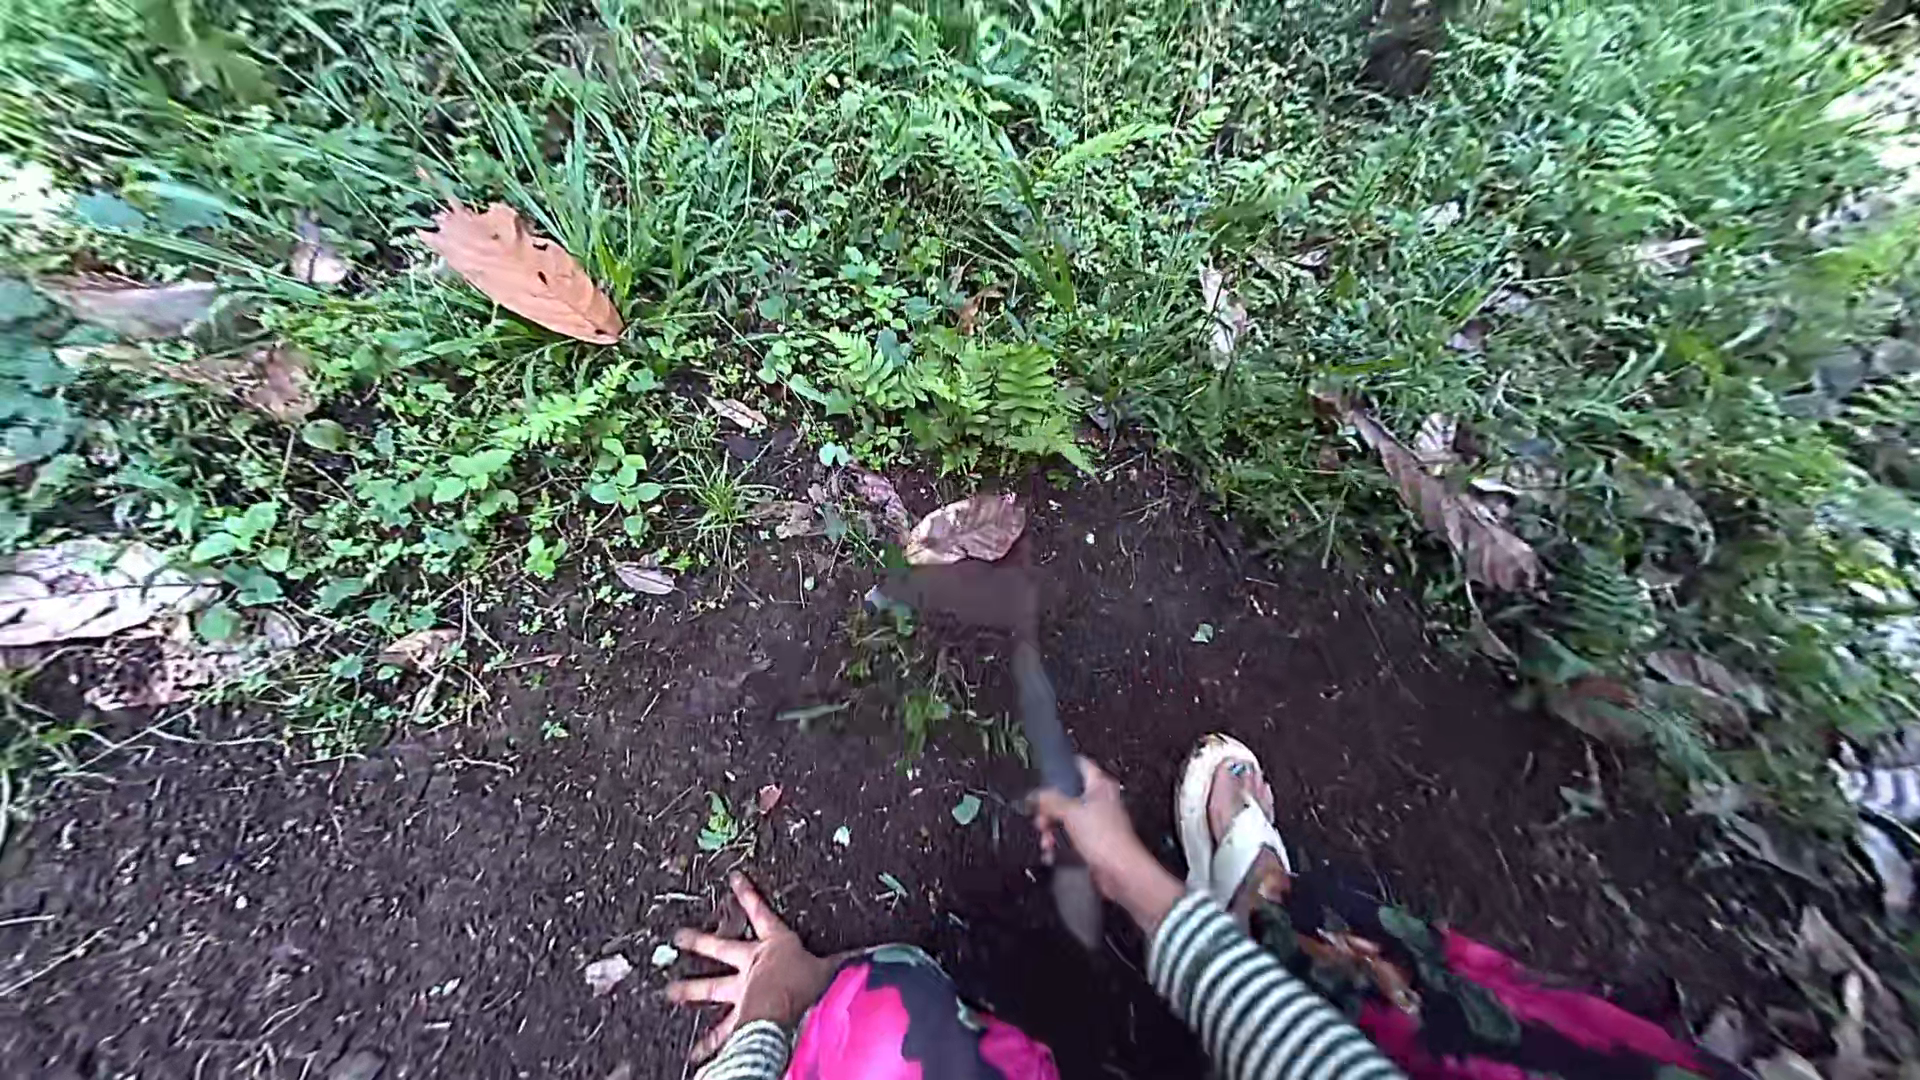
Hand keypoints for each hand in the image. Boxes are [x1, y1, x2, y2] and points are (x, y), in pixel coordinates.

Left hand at [665, 872, 835, 1060]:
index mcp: (775, 944)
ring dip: (689, 990)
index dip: (747, 894)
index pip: (760, 912)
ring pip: (710, 990)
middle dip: (700, 941)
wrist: (786, 1018)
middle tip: (678, 935)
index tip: (733, 878)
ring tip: (668, 992)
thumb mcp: (832, 966)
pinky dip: (708, 1047)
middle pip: (721, 949)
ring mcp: (740, 994)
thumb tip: (880, 951)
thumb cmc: (809, 986)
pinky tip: (694, 1058)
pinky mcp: (737, 1022)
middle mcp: (753, 965)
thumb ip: (847, 959)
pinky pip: (720, 1035)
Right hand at [1029, 757, 1183, 934]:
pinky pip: (1070, 838)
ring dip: (1052, 829)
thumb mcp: (1070, 810)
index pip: (1078, 764)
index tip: (1044, 777)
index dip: (1061, 767)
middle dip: (1049, 808)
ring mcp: (1097, 822)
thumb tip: (1033, 795)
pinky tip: (1052, 852)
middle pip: (1066, 795)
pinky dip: (1059, 844)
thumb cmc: (1104, 837)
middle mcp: (1099, 800)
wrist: (1122, 873)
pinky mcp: (1094, 843)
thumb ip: (1049, 800)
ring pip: (1066, 818)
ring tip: (1046, 840)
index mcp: (1099, 784)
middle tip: (1041, 817)